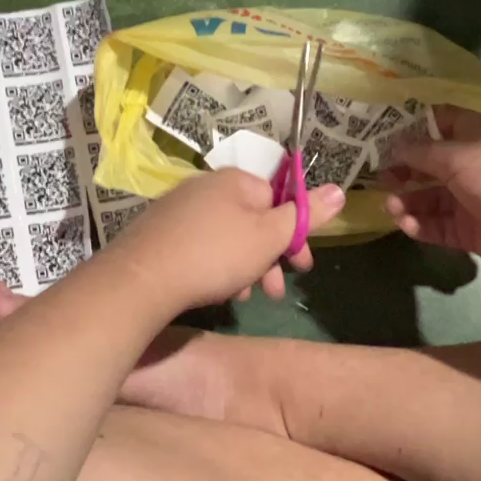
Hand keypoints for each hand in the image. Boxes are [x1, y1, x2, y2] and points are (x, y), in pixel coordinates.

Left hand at [104, 170, 344, 310]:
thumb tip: (340, 189)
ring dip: (246, 268)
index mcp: (236, 182)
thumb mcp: (270, 236)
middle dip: (271, 258)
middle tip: (277, 292)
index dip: (295, 234)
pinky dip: (218, 268)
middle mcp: (206, 187)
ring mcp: (179, 210)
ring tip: (247, 298)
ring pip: (229, 238)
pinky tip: (219, 293)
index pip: (279, 200)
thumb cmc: (216, 255)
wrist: (141, 280)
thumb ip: (306, 215)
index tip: (301, 266)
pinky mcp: (160, 234)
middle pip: (254, 221)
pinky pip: (203, 247)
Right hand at [381, 108, 480, 269]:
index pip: (443, 122)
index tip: (386, 131)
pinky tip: (404, 223)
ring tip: (390, 206)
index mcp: (476, 136)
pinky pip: (437, 226)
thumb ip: (422, 151)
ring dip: (408, 201)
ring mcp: (469, 200)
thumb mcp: (458, 155)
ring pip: (430, 199)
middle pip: (431, 164)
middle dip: (405, 169)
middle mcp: (472, 166)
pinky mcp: (467, 230)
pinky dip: (420, 225)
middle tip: (381, 175)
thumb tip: (395, 145)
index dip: (417, 125)